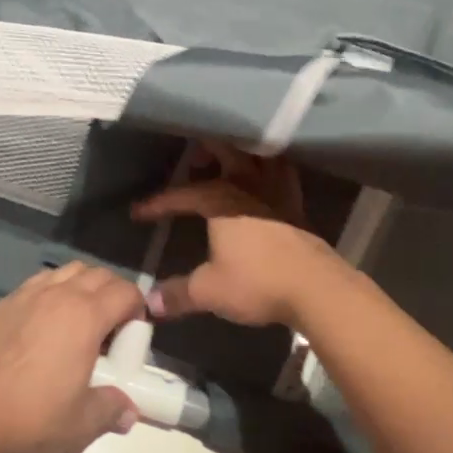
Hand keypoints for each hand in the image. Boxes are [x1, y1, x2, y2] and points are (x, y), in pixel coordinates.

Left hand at [0, 262, 143, 452]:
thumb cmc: (30, 424)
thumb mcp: (81, 427)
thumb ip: (111, 410)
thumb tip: (128, 410)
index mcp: (85, 316)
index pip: (125, 292)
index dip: (138, 310)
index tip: (136, 337)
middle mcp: (58, 295)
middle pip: (98, 275)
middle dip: (113, 294)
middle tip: (113, 332)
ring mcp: (26, 296)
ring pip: (67, 272)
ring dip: (83, 287)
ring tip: (81, 324)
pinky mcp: (2, 306)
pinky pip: (39, 283)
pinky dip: (54, 292)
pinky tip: (46, 327)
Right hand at [131, 143, 352, 328]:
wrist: (314, 287)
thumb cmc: (256, 282)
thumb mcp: (210, 291)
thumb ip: (178, 294)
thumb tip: (148, 303)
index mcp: (220, 199)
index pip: (182, 195)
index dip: (158, 203)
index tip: (138, 212)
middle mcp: (246, 184)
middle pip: (224, 151)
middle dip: (205, 149)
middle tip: (192, 159)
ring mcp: (275, 190)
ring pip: (255, 155)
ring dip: (241, 151)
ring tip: (229, 160)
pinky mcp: (296, 202)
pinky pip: (281, 172)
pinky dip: (271, 166)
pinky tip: (267, 175)